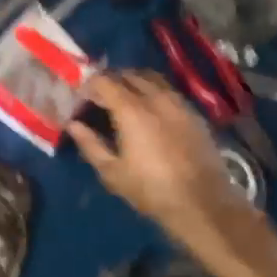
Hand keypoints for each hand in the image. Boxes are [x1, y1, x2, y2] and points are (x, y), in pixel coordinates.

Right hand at [67, 70, 255, 242]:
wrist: (202, 202)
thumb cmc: (151, 189)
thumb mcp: (113, 172)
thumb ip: (90, 144)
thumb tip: (73, 125)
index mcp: (131, 110)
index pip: (104, 81)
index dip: (89, 85)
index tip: (81, 97)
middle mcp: (155, 97)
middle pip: (128, 74)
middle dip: (110, 80)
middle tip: (100, 97)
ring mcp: (178, 102)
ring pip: (151, 78)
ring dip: (133, 81)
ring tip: (124, 98)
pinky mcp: (193, 112)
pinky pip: (169, 90)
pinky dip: (154, 91)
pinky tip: (151, 109)